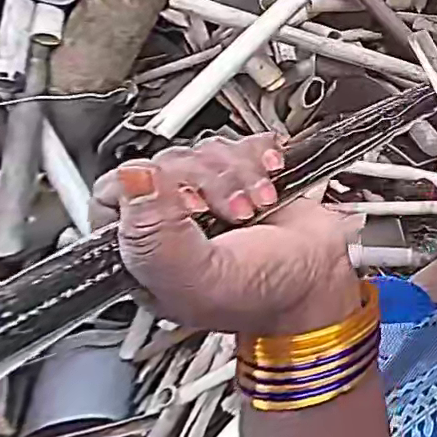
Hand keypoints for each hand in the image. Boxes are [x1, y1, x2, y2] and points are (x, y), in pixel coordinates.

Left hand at [91, 134, 363, 336]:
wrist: (320, 281)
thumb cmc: (263, 296)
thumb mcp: (201, 278)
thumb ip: (156, 236)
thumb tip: (133, 179)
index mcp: (143, 251)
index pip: (115, 191)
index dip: (153, 188)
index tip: (190, 205)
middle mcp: (170, 219)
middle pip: (166, 162)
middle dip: (209, 181)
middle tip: (234, 213)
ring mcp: (208, 194)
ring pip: (205, 149)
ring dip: (239, 172)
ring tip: (257, 205)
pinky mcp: (243, 174)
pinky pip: (241, 140)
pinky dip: (260, 154)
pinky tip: (270, 176)